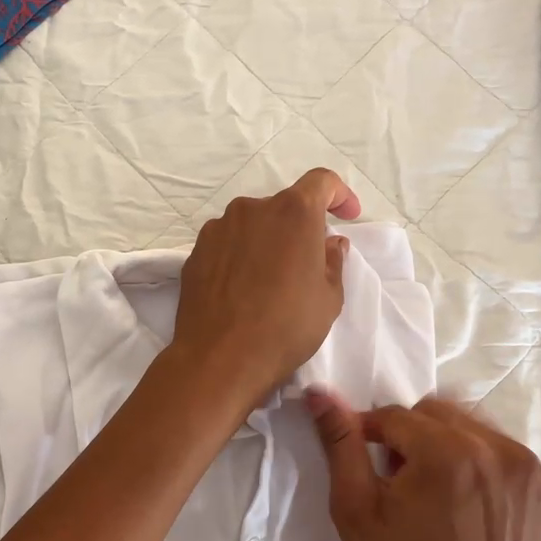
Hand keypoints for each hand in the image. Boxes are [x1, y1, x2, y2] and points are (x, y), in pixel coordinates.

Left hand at [169, 168, 361, 405]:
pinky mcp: (194, 253)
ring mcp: (217, 229)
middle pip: (282, 207)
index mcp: (293, 212)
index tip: (346, 216)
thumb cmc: (285, 327)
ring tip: (270, 280)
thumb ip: (333, 262)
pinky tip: (242, 289)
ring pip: (251, 226)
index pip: (321, 182)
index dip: (339, 195)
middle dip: (298, 228)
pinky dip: (239, 257)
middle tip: (307, 262)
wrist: (219, 359)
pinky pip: (226, 245)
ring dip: (265, 242)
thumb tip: (329, 243)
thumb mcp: (328, 298)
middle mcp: (251, 209)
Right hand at [308, 393, 540, 540]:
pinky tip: (463, 510)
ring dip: (444, 448)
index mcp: (449, 452)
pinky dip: (477, 468)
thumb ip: (340, 443)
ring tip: (431, 498)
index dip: (368, 436)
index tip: (362, 469)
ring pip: (470, 430)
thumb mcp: (355, 510)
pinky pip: (501, 456)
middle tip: (396, 487)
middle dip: (409, 438)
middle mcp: (499, 450)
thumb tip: (320, 392)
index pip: (394, 415)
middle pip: (436, 413)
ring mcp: (530, 472)